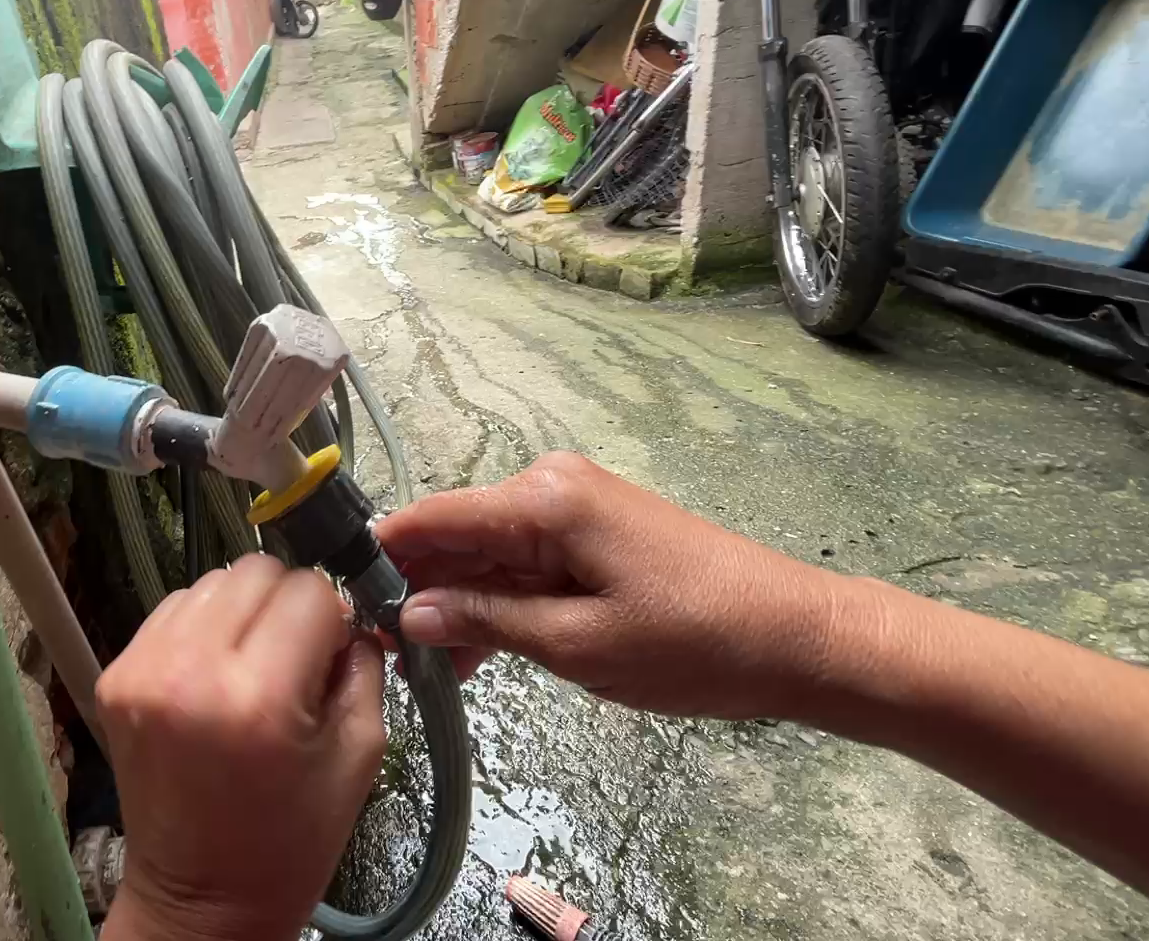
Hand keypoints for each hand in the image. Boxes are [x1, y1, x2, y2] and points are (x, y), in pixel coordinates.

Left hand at [97, 554, 385, 940]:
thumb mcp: (359, 756)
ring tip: (249, 662)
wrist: (199, 901)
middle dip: (287, 601)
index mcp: (258, 699)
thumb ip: (362, 665)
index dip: (331, 615)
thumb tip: (349, 613)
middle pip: (256, 570)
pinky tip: (214, 670)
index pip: (309, 590)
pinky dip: (203, 625)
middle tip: (293, 653)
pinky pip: (175, 609)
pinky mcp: (116, 675)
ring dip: (242, 609)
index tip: (331, 648)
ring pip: (214, 580)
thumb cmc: (290, 841)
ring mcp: (142, 669)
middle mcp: (190, 671)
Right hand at [375, 451, 857, 719]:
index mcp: (543, 498)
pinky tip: (471, 648)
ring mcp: (568, 505)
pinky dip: (495, 600)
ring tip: (424, 664)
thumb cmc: (693, 641)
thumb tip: (408, 613)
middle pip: (456, 534)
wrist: (804, 638)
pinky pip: (520, 561)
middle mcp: (547, 484)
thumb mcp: (578, 644)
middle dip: (418, 587)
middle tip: (383, 649)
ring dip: (455, 601)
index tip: (344, 596)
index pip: (434, 516)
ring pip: (485, 552)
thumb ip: (484, 621)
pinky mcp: (586, 530)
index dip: (383, 553)